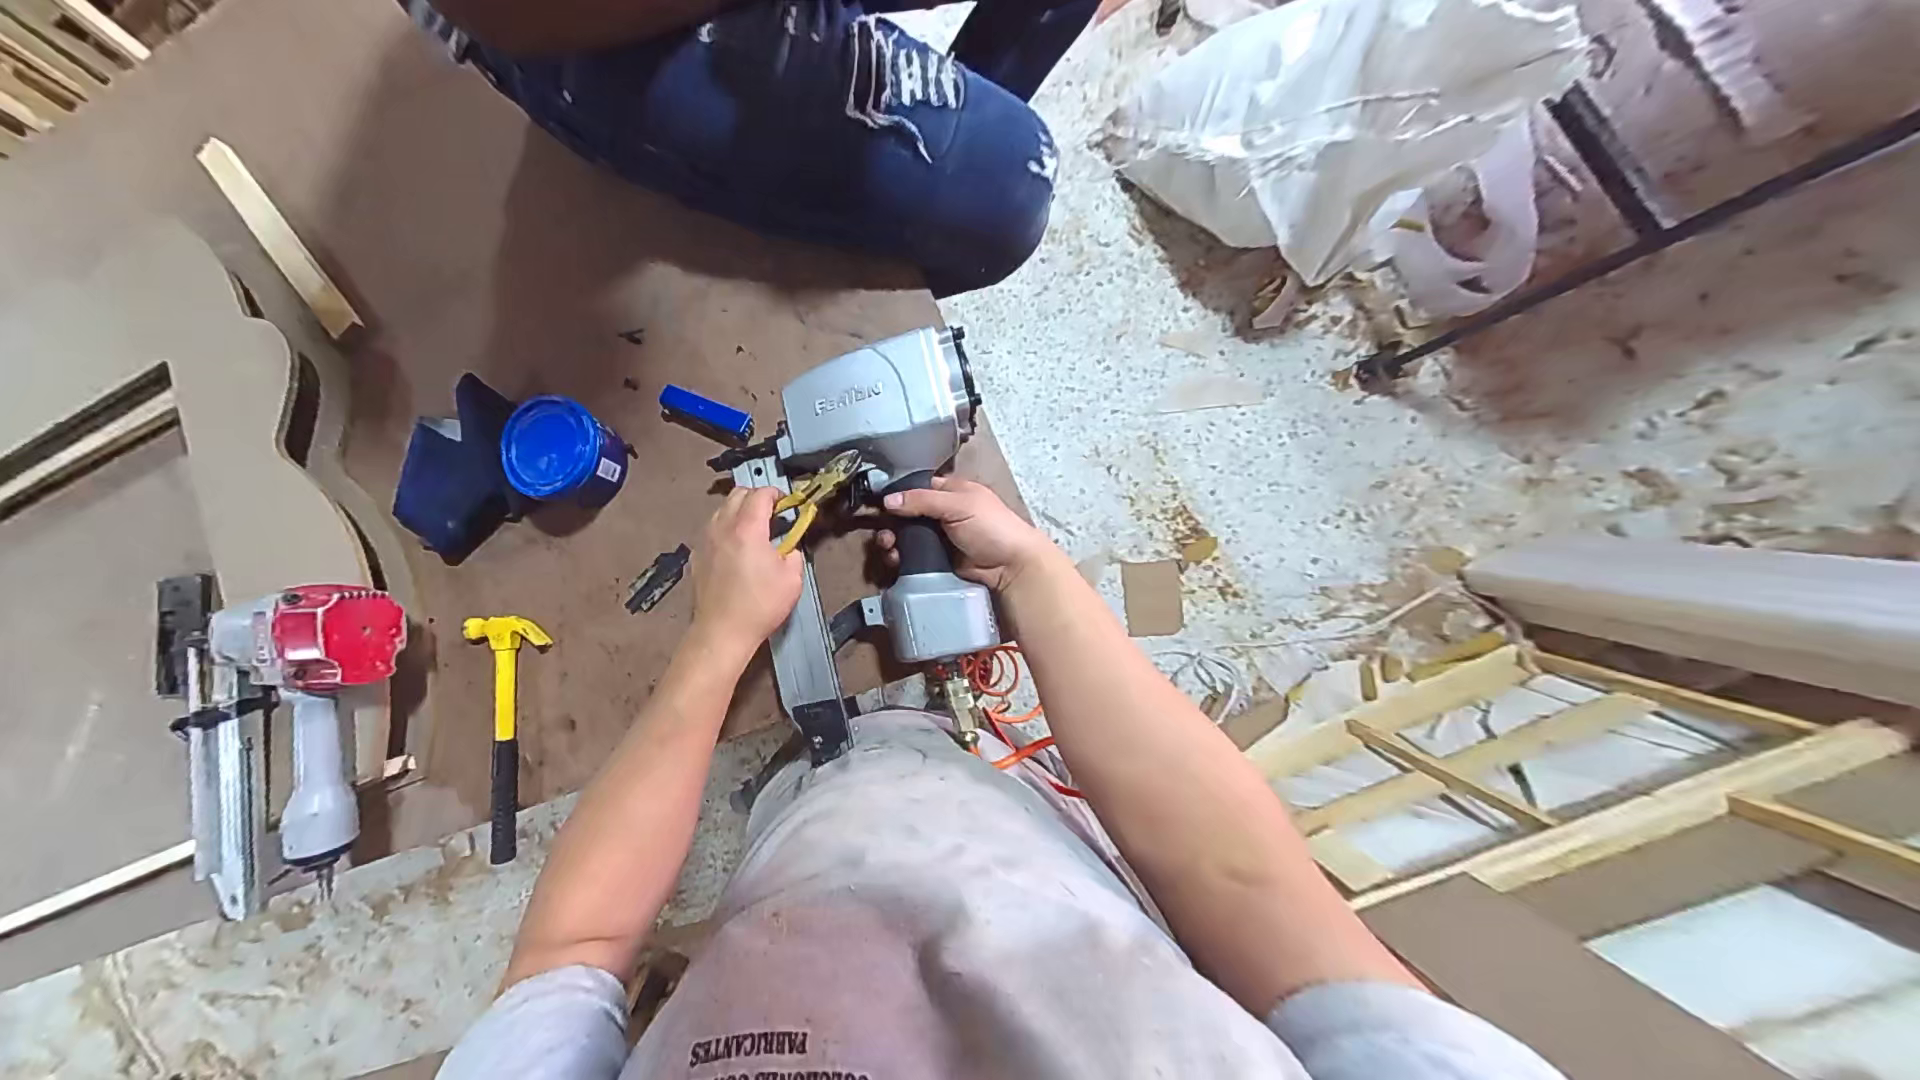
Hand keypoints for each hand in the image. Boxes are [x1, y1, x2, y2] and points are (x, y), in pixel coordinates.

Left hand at [691, 487, 802, 655]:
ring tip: (755, 528)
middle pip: (737, 494)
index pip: (761, 494)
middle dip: (757, 497)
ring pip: (722, 509)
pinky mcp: (697, 555)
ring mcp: (706, 541)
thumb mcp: (792, 578)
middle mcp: (722, 528)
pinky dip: (726, 528)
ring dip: (740, 511)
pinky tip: (737, 546)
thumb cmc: (759, 606)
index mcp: (748, 529)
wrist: (723, 631)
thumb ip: (794, 552)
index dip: (777, 493)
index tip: (787, 502)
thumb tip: (790, 546)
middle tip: (772, 512)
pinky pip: (712, 529)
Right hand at [877, 476, 1056, 590]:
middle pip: (907, 515)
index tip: (878, 503)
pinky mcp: (936, 561)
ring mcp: (939, 539)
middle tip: (883, 534)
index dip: (898, 494)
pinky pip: (912, 557)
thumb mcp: (958, 504)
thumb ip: (922, 500)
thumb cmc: (990, 527)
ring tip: (888, 548)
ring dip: (892, 542)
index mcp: (951, 492)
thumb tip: (888, 500)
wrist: (1010, 567)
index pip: (917, 487)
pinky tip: (894, 560)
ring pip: (906, 537)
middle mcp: (942, 513)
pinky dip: (900, 558)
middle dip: (890, 523)